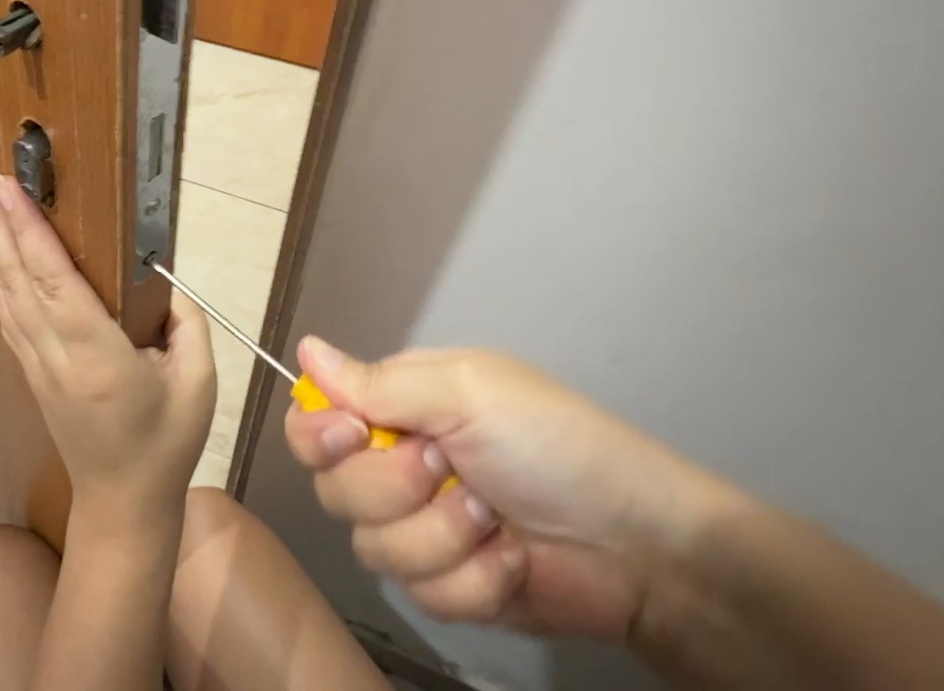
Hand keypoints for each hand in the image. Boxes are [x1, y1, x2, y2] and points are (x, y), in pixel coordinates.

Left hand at [0, 156, 216, 525]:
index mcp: (97, 357)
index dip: (28, 230)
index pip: (55, 281)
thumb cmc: (166, 442)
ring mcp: (33, 359)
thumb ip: (184, 321)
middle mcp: (53, 354)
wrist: (122, 501)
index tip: (3, 183)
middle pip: (13, 275)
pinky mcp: (28, 363)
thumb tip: (159, 276)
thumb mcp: (199, 382)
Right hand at [283, 339, 740, 640]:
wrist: (638, 544)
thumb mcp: (467, 392)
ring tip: (493, 518)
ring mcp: (419, 530)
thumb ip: (378, 382)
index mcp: (397, 408)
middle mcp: (396, 466)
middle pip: (334, 490)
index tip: (352, 436)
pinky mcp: (446, 586)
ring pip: (373, 549)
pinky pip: (420, 594)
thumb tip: (305, 349)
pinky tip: (511, 558)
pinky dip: (472, 580)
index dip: (318, 434)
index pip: (314, 421)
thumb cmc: (551, 443)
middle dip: (394, 488)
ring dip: (441, 536)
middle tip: (448, 468)